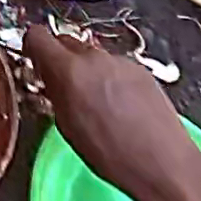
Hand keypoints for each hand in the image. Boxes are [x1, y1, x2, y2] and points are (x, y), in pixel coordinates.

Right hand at [23, 24, 200, 200]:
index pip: (38, 35)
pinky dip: (112, 79)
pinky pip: (115, 66)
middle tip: (67, 88)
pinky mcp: (140, 69)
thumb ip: (54, 92)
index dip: (34, 48)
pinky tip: (123, 107)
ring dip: (89, 71)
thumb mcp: (67, 126)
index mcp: (68, 69)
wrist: (165, 165)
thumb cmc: (111, 154)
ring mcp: (119, 61)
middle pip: (66, 43)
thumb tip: (50, 78)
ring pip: (92, 56)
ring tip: (100, 104)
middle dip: (62, 61)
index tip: (37, 62)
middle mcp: (93, 56)